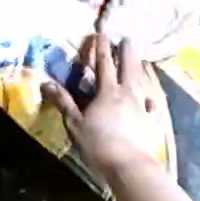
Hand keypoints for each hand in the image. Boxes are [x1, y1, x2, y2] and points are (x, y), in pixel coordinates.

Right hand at [42, 33, 164, 177]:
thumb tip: (47, 82)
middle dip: (126, 52)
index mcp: (107, 92)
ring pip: (141, 82)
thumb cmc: (98, 143)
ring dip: (139, 68)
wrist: (129, 165)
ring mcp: (142, 107)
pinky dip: (150, 95)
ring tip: (140, 59)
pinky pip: (152, 103)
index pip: (104, 65)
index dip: (101, 49)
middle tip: (127, 39)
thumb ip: (64, 101)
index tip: (101, 34)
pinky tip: (150, 96)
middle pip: (128, 68)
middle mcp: (127, 94)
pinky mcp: (152, 121)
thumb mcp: (75, 122)